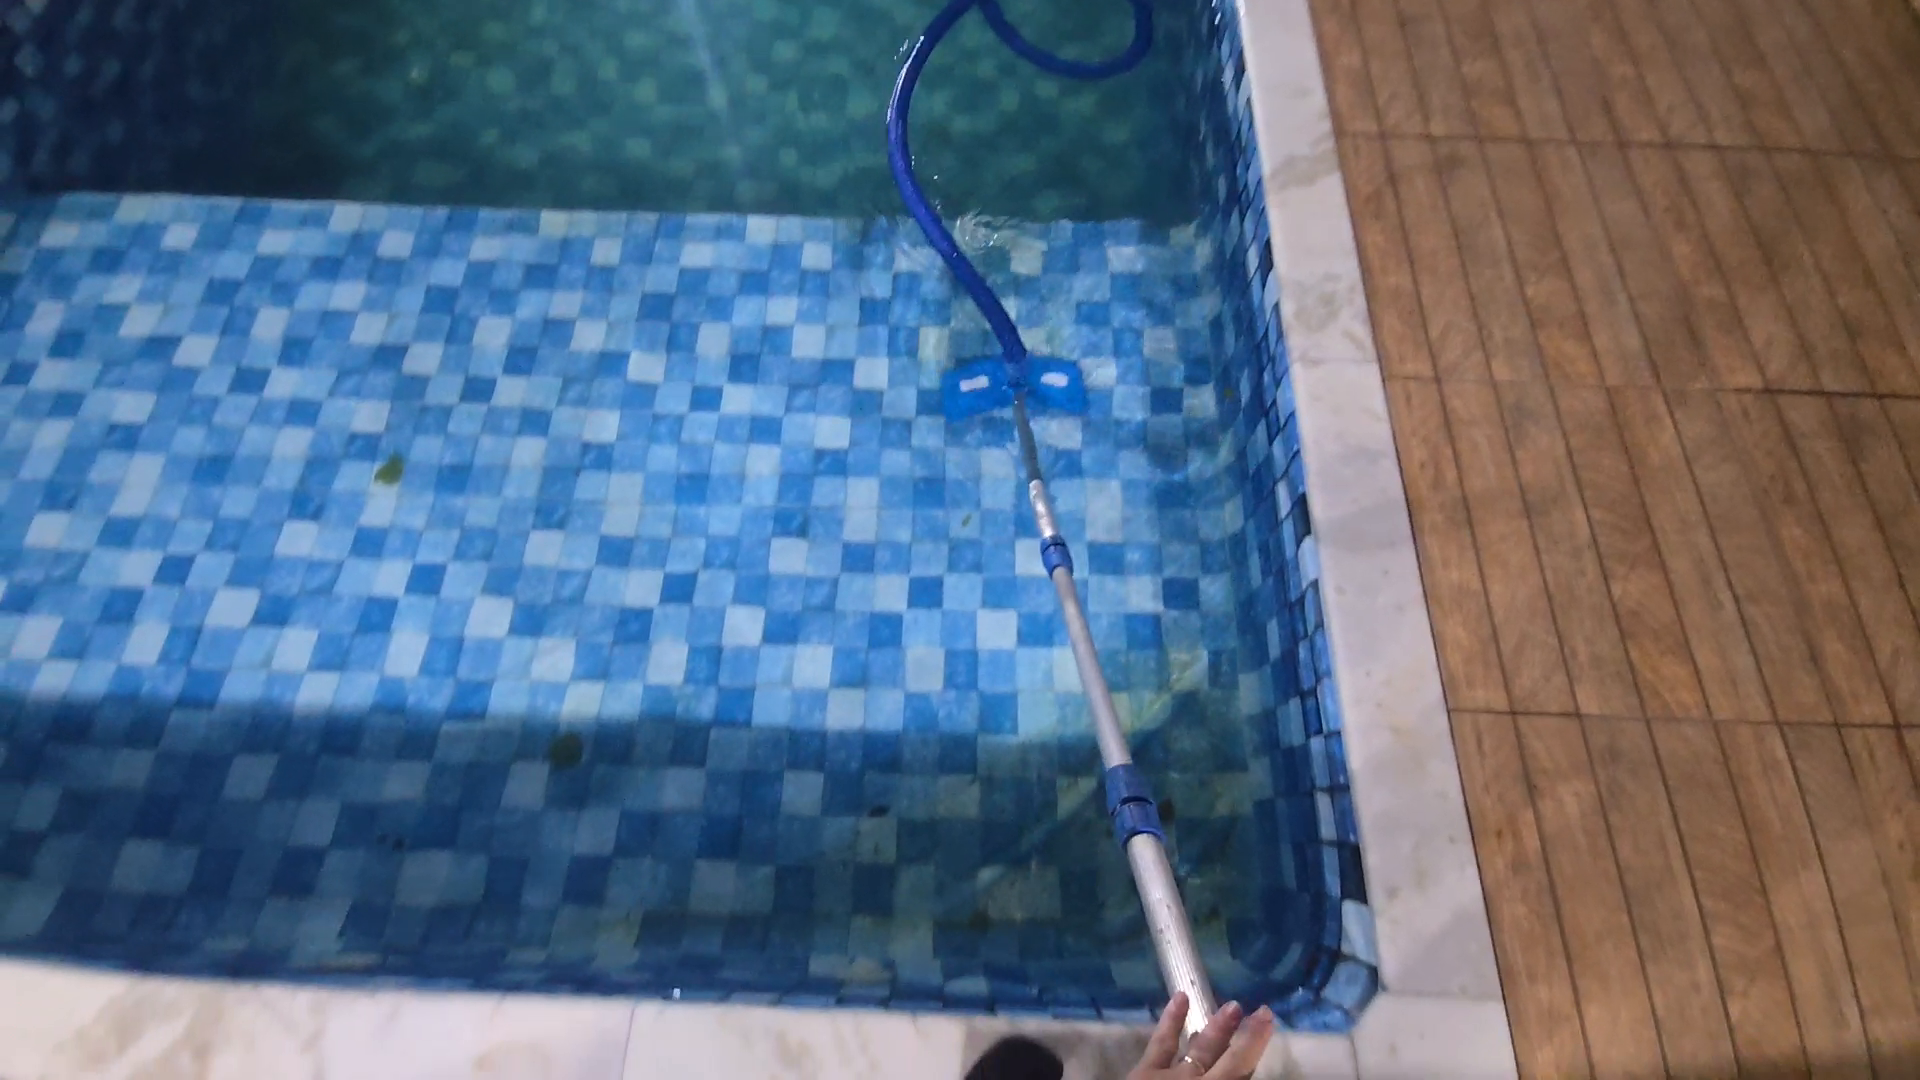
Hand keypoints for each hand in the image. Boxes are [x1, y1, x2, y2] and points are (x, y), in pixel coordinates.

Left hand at [1126, 993, 1274, 1079]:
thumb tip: (1244, 1076)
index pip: (1242, 1076)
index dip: (1257, 1056)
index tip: (1270, 1035)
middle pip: (1233, 1063)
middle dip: (1250, 1039)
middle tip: (1264, 1012)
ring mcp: (1173, 1076)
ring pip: (1201, 1049)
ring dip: (1218, 1027)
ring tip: (1234, 1006)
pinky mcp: (1147, 1071)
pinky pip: (1162, 1042)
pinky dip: (1172, 1019)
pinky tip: (1181, 996)